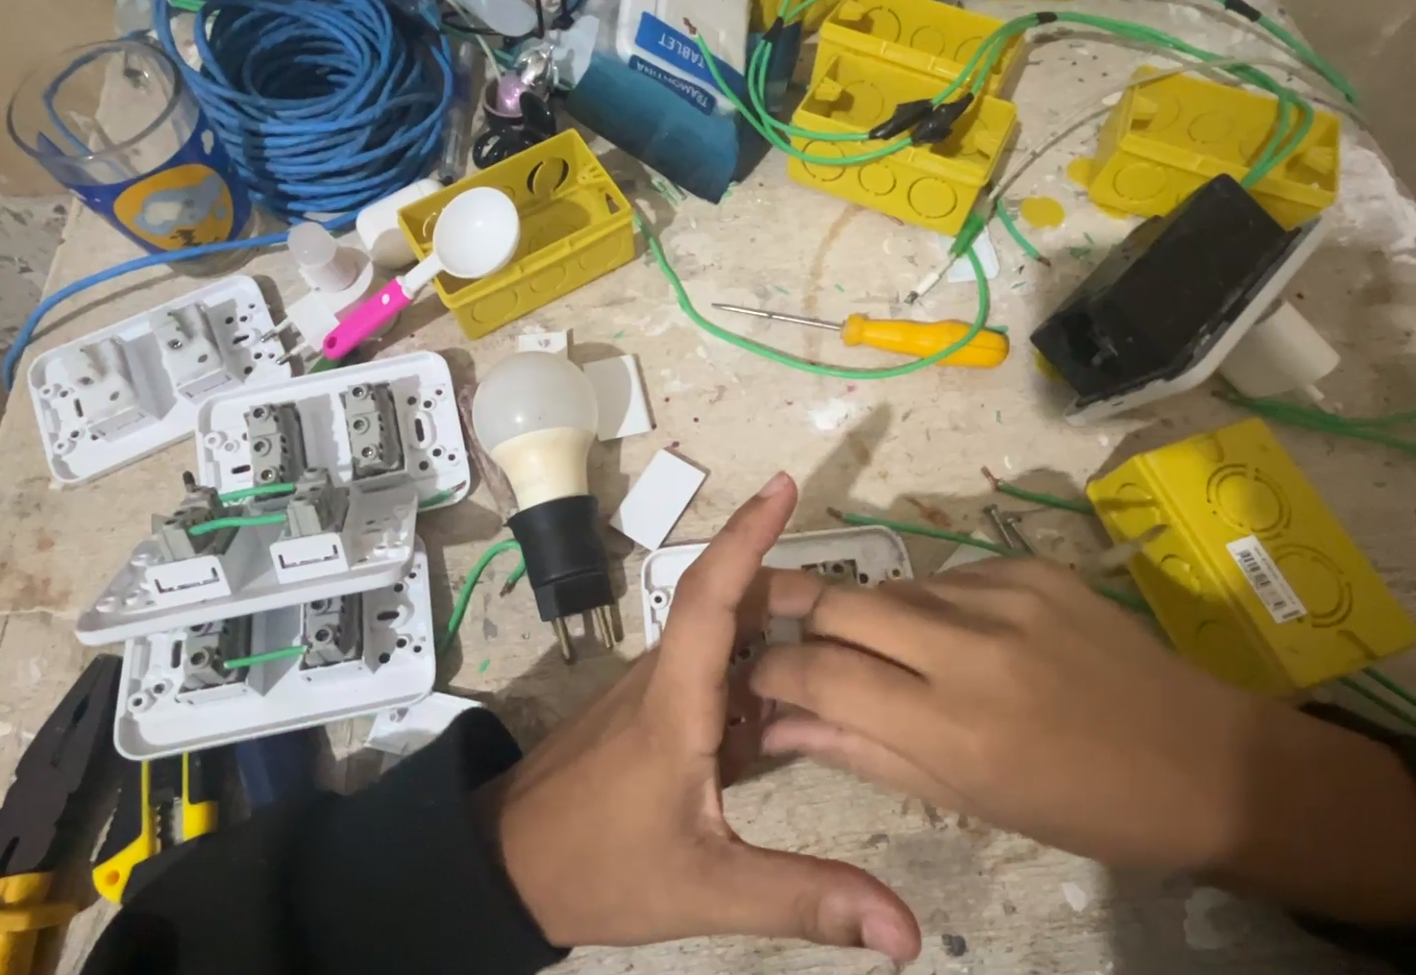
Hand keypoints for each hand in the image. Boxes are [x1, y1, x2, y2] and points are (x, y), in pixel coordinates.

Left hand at [481, 473, 920, 961]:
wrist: (508, 869)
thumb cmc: (597, 866)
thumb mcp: (707, 888)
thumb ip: (805, 900)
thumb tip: (906, 933)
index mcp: (677, 699)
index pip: (711, 596)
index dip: (746, 535)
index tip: (784, 486)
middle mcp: (668, 678)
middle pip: (733, 607)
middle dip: (796, 592)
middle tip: (864, 607)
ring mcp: (661, 694)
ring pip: (730, 644)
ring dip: (785, 637)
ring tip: (852, 651)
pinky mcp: (660, 717)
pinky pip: (722, 681)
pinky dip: (766, 684)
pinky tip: (805, 714)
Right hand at [750, 557, 1415, 925]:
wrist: (1208, 762)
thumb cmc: (1078, 807)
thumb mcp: (962, 798)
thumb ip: (861, 749)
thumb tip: (781, 720)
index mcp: (951, 723)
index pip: (818, 671)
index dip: (772, 670)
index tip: (756, 676)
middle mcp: (968, 644)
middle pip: (838, 600)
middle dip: (798, 618)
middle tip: (792, 642)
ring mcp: (1002, 593)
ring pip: (887, 585)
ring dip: (867, 617)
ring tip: (887, 654)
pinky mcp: (1029, 564)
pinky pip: (941, 577)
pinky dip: (924, 606)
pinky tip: (951, 638)